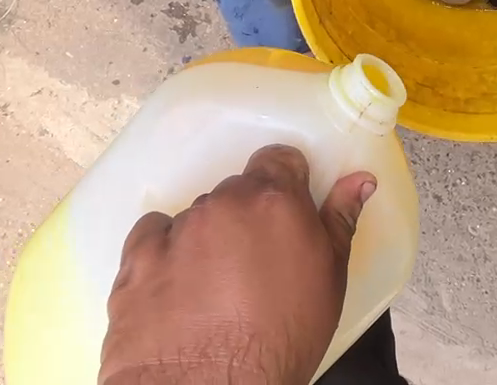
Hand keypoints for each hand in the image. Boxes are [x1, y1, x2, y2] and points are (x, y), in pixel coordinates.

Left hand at [100, 144, 376, 384]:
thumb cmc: (283, 337)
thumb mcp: (329, 278)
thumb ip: (340, 219)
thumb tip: (360, 178)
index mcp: (275, 198)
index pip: (278, 159)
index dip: (284, 185)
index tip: (285, 216)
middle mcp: (226, 201)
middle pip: (238, 191)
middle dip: (246, 218)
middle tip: (253, 265)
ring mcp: (178, 228)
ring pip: (199, 216)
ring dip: (208, 238)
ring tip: (214, 289)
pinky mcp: (137, 259)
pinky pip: (152, 235)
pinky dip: (163, 253)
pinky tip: (175, 287)